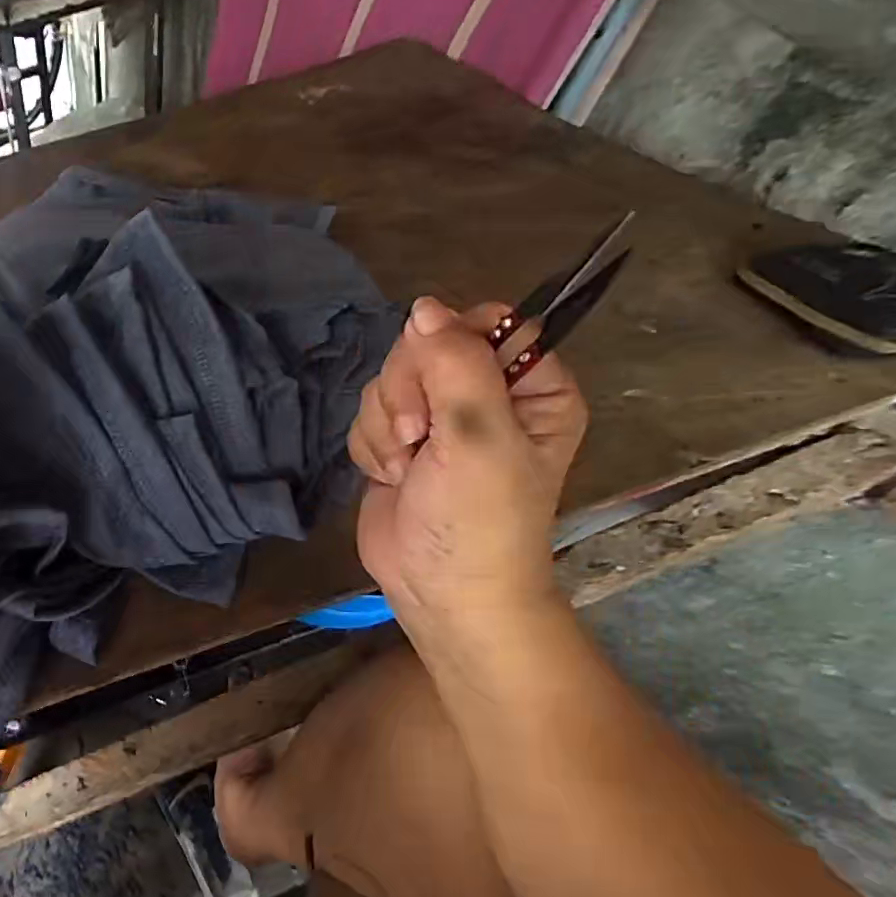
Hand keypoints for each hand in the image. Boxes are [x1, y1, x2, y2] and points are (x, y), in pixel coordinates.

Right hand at [348, 297, 586, 634]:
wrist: (438, 589)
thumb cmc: (478, 520)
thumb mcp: (478, 438)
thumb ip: (455, 366)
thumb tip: (422, 307)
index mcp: (530, 387)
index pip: (485, 323)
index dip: (449, 348)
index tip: (438, 391)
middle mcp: (483, 395)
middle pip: (424, 348)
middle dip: (408, 395)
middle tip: (419, 438)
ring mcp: (435, 419)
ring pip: (387, 382)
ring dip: (386, 427)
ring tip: (408, 468)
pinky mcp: (396, 441)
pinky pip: (365, 413)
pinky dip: (370, 446)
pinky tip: (390, 476)